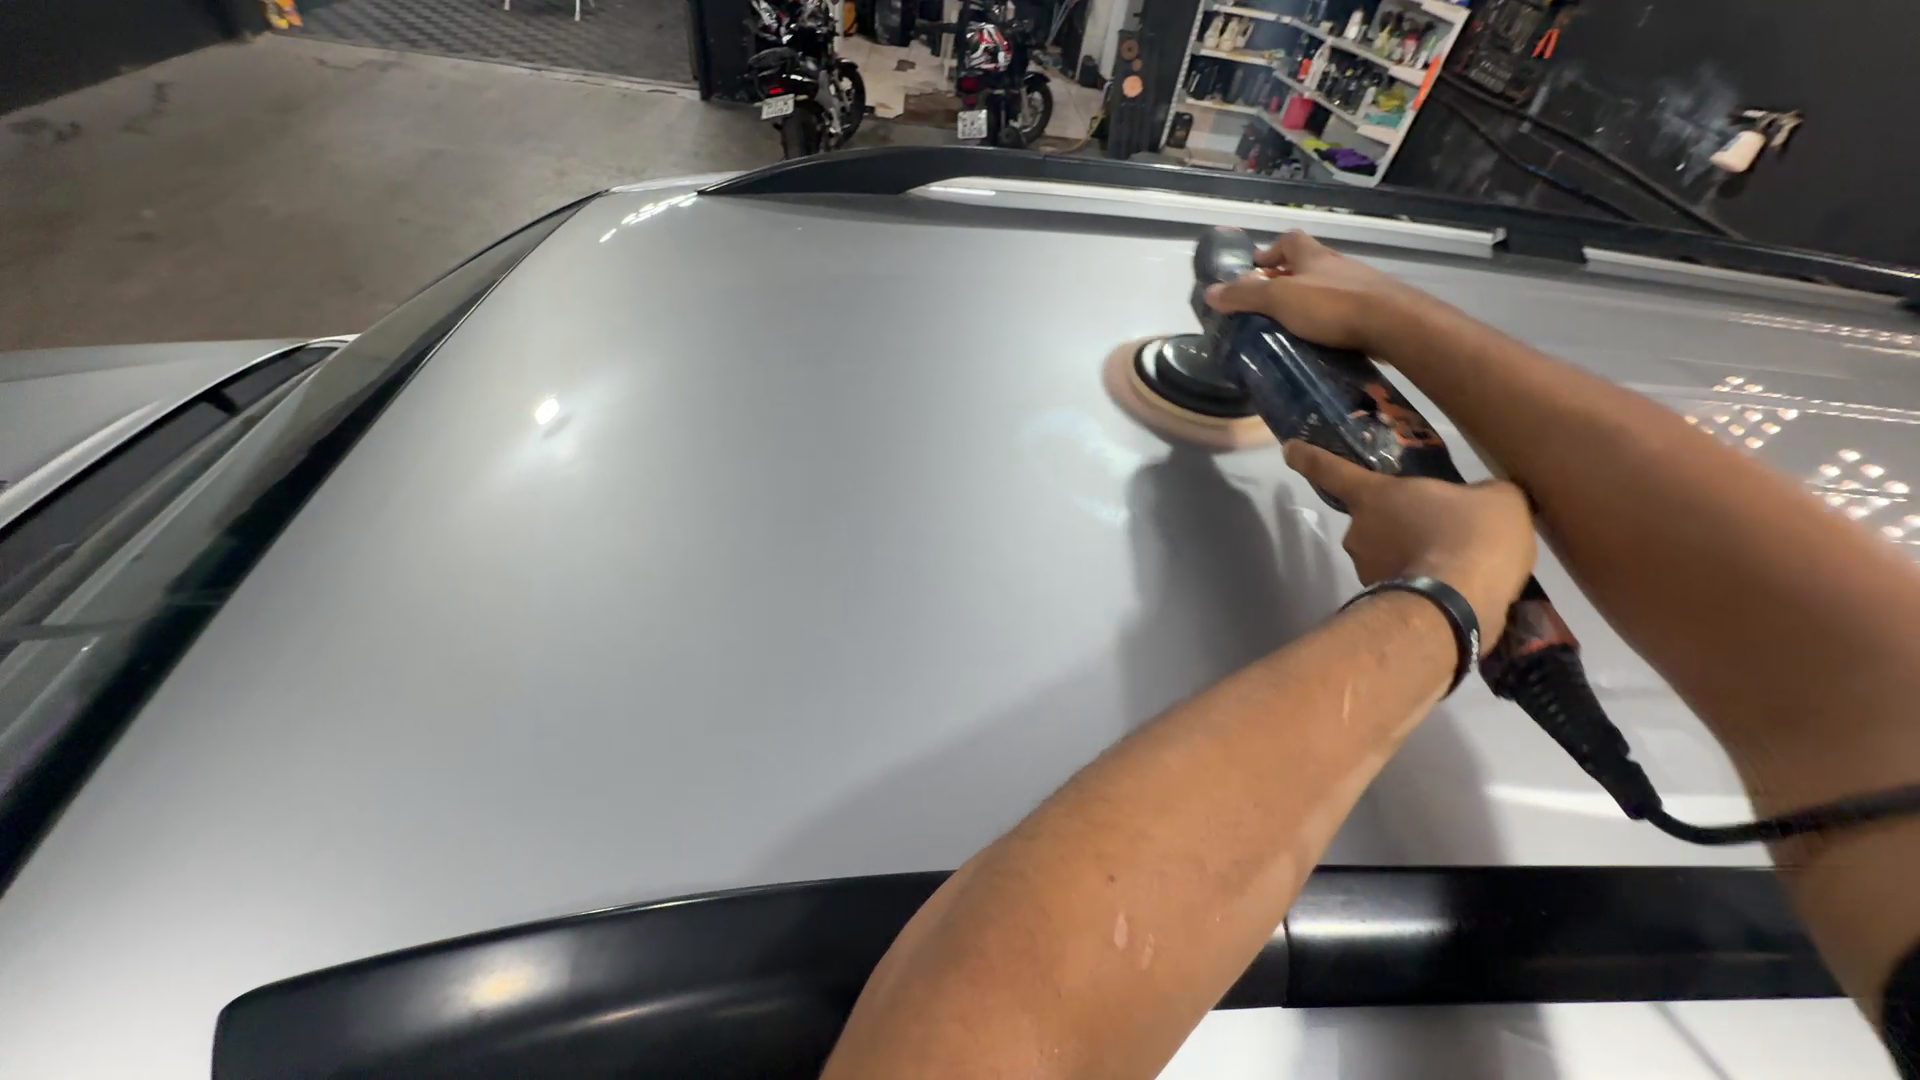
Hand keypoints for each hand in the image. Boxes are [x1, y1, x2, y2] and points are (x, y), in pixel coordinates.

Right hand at [1203, 231, 1426, 355]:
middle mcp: (1337, 266)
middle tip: (1267, 301)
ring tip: (1288, 324)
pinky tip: (1317, 339)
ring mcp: (1359, 287)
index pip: (1290, 240)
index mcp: (1313, 256)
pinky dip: (1326, 320)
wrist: (1393, 324)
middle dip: (1287, 278)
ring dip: (1307, 300)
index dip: (1270, 250)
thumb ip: (1245, 296)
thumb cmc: (1332, 305)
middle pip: (1308, 264)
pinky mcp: (1373, 311)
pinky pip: (1342, 310)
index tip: (1256, 267)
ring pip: (1326, 288)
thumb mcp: (1279, 300)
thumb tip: (1209, 291)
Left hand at [1285, 441, 1535, 647]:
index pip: (1331, 470)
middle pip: (1372, 518)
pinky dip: (1420, 581)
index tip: (1288, 448)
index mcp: (1374, 495)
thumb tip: (1479, 502)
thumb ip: (1480, 494)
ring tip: (1456, 561)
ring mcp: (1364, 567)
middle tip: (1442, 528)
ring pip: (1387, 552)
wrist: (1462, 602)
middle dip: (1400, 522)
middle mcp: (1357, 530)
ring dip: (1412, 554)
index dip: (1308, 458)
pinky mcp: (1378, 598)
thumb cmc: (1472, 535)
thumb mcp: (1496, 499)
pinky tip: (1454, 585)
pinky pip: (1400, 581)